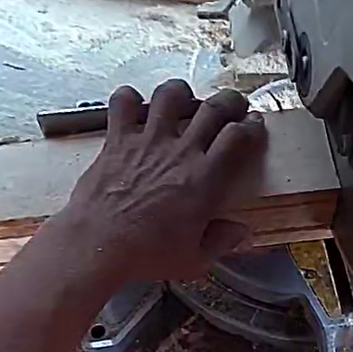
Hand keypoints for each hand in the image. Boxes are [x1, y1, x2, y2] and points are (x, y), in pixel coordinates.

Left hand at [46, 80, 267, 284]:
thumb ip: (222, 242)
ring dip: (182, 92)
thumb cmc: (147, 254)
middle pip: (213, 109)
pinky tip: (135, 107)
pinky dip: (130, 99)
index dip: (251, 127)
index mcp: (205, 180)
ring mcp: (147, 142)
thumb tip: (244, 235)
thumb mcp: (195, 258)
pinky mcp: (117, 140)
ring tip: (185, 99)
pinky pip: (123, 103)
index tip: (254, 126)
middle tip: (233, 105)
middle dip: (229, 101)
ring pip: (170, 95)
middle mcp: (179, 153)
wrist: (98, 245)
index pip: (238, 138)